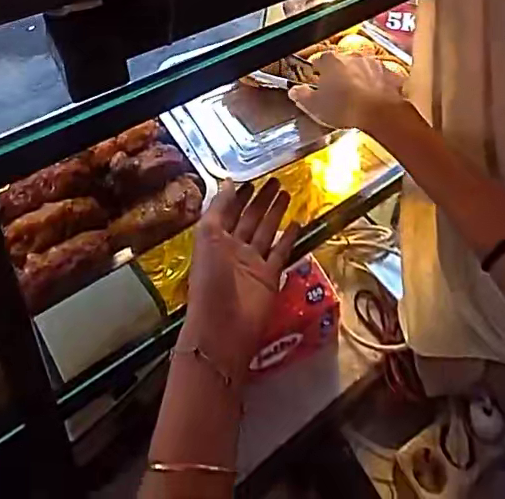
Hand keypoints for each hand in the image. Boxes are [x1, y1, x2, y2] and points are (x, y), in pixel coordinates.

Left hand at [184, 179, 298, 377]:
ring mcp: (253, 262)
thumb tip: (228, 181)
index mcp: (216, 238)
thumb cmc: (210, 278)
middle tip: (275, 180)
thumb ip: (219, 208)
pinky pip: (280, 252)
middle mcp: (234, 248)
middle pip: (250, 217)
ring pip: (266, 231)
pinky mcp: (270, 276)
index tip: (252, 178)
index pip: (230, 210)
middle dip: (262, 199)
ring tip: (287, 192)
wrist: (223, 326)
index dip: (240, 195)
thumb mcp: (208, 235)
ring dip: (275, 212)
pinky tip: (297, 222)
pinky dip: (288, 237)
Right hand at [289, 50, 409, 133]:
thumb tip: (294, 91)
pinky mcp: (391, 75)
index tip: (316, 78)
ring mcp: (374, 64)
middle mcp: (352, 57)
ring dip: (359, 77)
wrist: (380, 114)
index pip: (319, 60)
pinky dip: (378, 85)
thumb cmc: (346, 108)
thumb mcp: (315, 106)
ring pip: (362, 68)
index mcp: (331, 61)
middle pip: (342, 62)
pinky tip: (375, 97)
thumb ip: (302, 96)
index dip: (317, 70)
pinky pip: (381, 78)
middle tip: (336, 90)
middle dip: (339, 73)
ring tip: (356, 96)